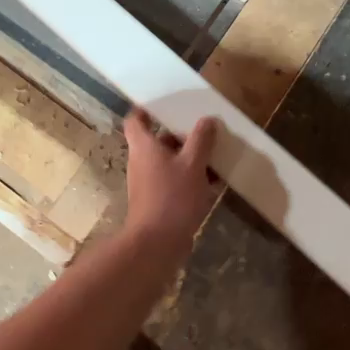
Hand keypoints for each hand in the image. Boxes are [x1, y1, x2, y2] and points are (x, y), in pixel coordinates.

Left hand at [122, 108, 222, 248]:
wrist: (157, 243)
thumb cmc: (172, 197)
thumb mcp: (193, 164)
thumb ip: (201, 140)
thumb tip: (207, 120)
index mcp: (143, 146)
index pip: (135, 120)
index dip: (146, 111)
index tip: (165, 106)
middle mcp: (141, 161)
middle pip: (157, 141)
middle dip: (180, 136)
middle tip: (203, 133)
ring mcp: (147, 183)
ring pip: (168, 162)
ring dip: (189, 159)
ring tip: (214, 158)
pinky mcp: (156, 201)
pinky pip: (173, 181)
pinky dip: (189, 178)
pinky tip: (212, 183)